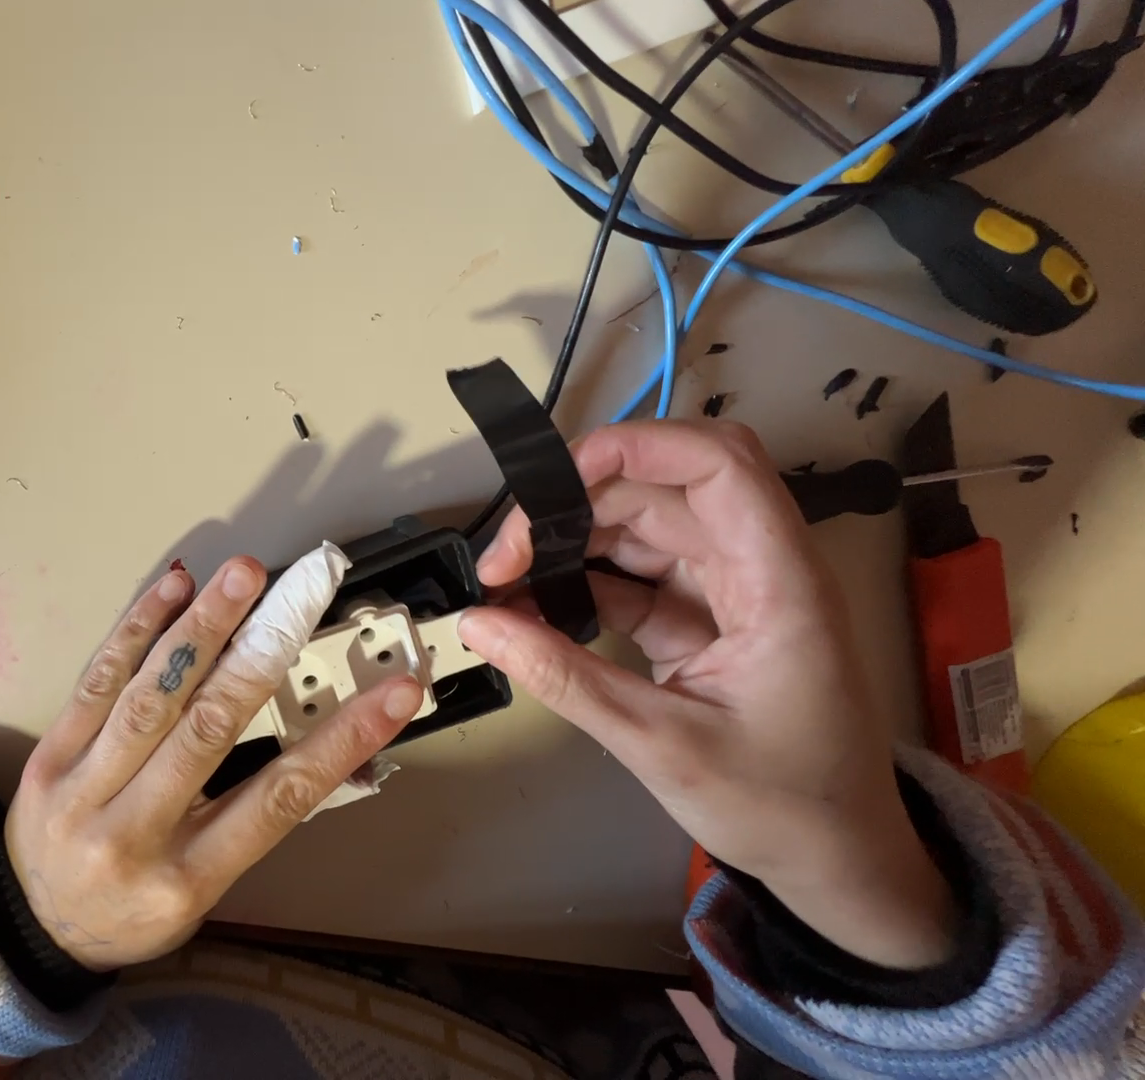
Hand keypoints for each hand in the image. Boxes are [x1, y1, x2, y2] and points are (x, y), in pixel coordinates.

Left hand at [7, 557, 421, 970]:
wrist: (37, 927)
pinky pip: (95, 682)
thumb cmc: (138, 906)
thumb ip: (259, 820)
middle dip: (259, 656)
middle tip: (299, 597)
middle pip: (207, 732)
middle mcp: (132, 834)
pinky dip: (138, 630)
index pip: (277, 800)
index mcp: (187, 878)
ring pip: (149, 698)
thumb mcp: (205, 889)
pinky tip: (174, 589)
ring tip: (241, 577)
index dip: (341, 741)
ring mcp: (81, 791)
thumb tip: (339, 757)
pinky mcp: (48, 757)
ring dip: (199, 628)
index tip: (393, 691)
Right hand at [459, 420, 955, 968]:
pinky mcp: (697, 615)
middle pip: (655, 490)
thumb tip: (477, 624)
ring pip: (635, 528)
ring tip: (504, 587)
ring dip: (564, 545)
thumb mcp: (661, 744)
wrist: (837, 862)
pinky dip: (575, 584)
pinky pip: (627, 575)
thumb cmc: (780, 805)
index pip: (716, 464)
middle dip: (569, 509)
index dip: (632, 448)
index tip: (546, 485)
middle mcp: (753, 566)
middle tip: (501, 561)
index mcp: (778, 582)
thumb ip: (563, 678)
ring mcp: (724, 589)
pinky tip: (530, 610)